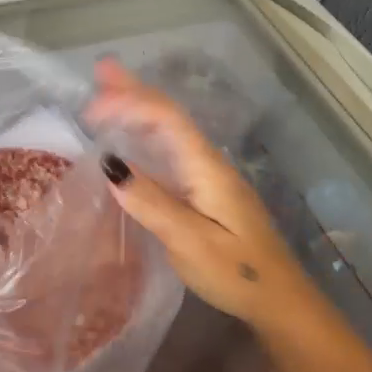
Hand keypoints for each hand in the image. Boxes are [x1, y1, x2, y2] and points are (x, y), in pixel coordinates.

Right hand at [85, 59, 313, 324]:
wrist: (280, 302)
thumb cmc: (236, 273)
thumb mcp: (189, 241)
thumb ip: (150, 202)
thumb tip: (110, 164)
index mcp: (205, 168)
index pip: (165, 118)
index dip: (129, 103)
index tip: (91, 108)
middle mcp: (207, 163)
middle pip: (169, 115)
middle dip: (134, 91)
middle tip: (101, 70)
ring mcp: (208, 177)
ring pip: (169, 130)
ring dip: (139, 108)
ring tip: (108, 91)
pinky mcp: (206, 193)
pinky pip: (170, 149)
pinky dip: (146, 133)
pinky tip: (133, 139)